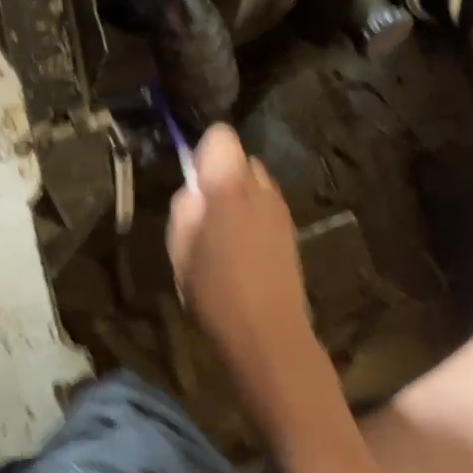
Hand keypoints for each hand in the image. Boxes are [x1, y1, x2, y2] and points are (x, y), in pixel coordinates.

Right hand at [167, 125, 310, 361]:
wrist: (269, 336)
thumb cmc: (215, 293)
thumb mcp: (180, 250)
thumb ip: (185, 207)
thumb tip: (195, 190)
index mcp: (228, 187)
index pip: (220, 136)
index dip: (205, 152)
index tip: (195, 182)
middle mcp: (260, 187)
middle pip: (240, 157)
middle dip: (222, 174)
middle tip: (205, 211)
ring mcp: (281, 207)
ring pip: (255, 180)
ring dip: (240, 193)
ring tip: (225, 232)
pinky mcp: (292, 228)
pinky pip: (267, 203)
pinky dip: (254, 213)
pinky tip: (245, 247)